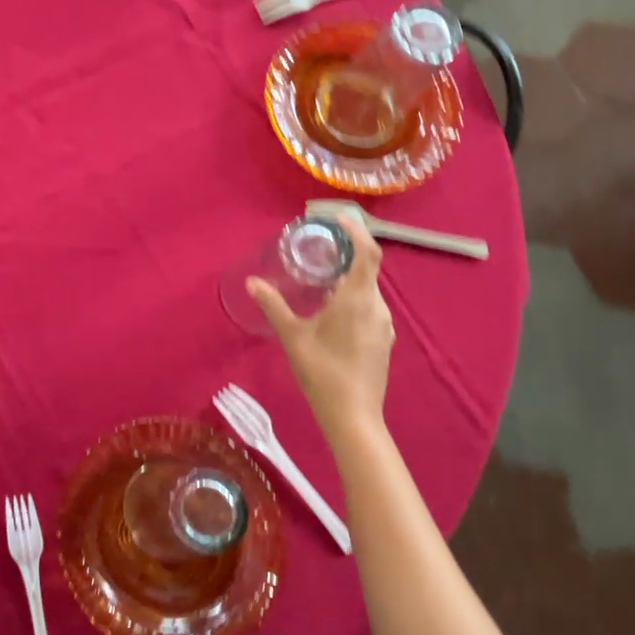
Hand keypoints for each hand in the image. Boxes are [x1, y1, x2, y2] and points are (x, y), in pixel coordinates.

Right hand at [247, 215, 392, 434]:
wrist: (353, 415)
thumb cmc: (321, 372)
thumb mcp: (291, 336)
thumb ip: (273, 305)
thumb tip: (252, 281)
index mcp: (356, 299)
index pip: (367, 252)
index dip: (356, 230)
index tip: (338, 218)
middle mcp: (376, 307)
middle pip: (367, 269)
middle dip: (346, 254)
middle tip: (320, 247)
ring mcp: (383, 325)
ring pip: (368, 290)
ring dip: (348, 278)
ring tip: (321, 277)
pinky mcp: (382, 340)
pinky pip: (369, 307)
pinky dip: (352, 297)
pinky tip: (331, 310)